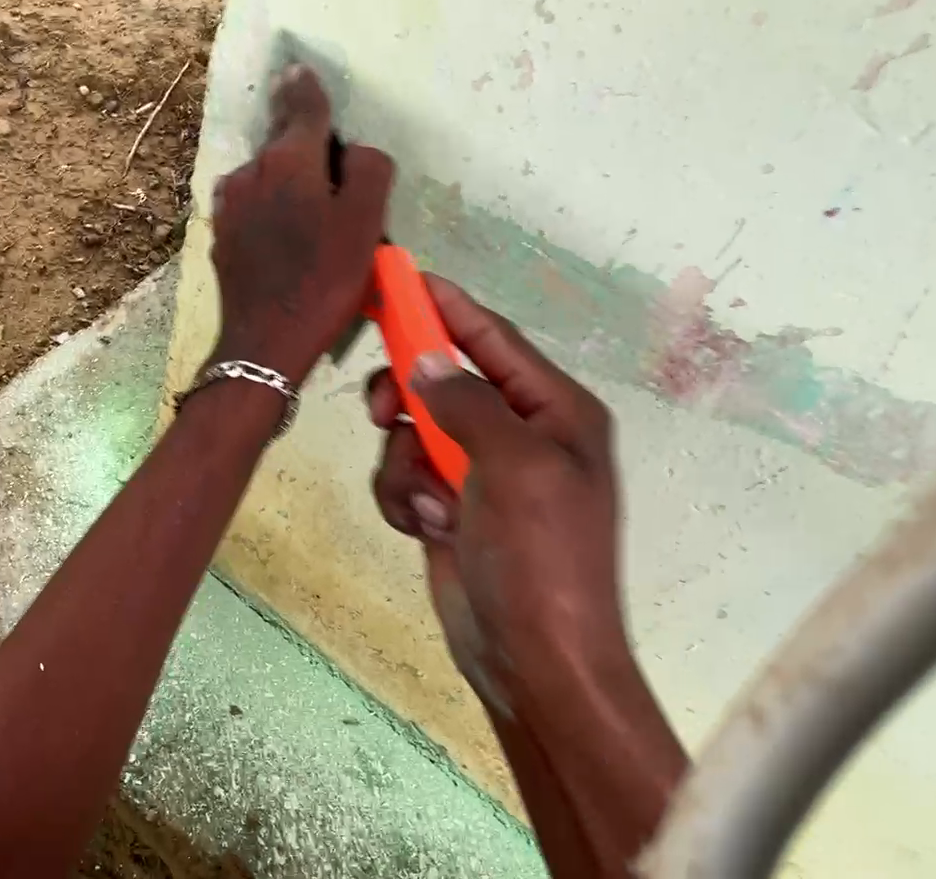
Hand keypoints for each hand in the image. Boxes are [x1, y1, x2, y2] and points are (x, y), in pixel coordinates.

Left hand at [209, 65, 392, 382]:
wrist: (264, 342)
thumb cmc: (324, 281)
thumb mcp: (366, 223)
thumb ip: (369, 170)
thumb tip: (356, 149)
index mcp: (287, 161)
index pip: (302, 107)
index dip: (306, 88)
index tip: (300, 69)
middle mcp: (249, 172)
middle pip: (283, 143)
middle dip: (304, 144)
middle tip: (329, 167)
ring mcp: (227, 205)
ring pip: (265, 176)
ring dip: (286, 180)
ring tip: (311, 217)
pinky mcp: (219, 235)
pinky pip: (251, 205)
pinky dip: (269, 206)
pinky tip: (284, 236)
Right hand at [364, 276, 627, 716]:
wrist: (531, 657)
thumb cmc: (540, 556)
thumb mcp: (514, 466)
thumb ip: (467, 402)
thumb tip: (425, 363)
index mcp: (553, 411)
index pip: (490, 337)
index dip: (444, 305)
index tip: (396, 277)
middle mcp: (515, 432)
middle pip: (438, 380)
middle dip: (406, 398)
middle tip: (382, 410)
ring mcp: (477, 470)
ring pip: (408, 431)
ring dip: (404, 467)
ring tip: (427, 507)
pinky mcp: (445, 504)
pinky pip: (400, 474)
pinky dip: (401, 498)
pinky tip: (424, 528)